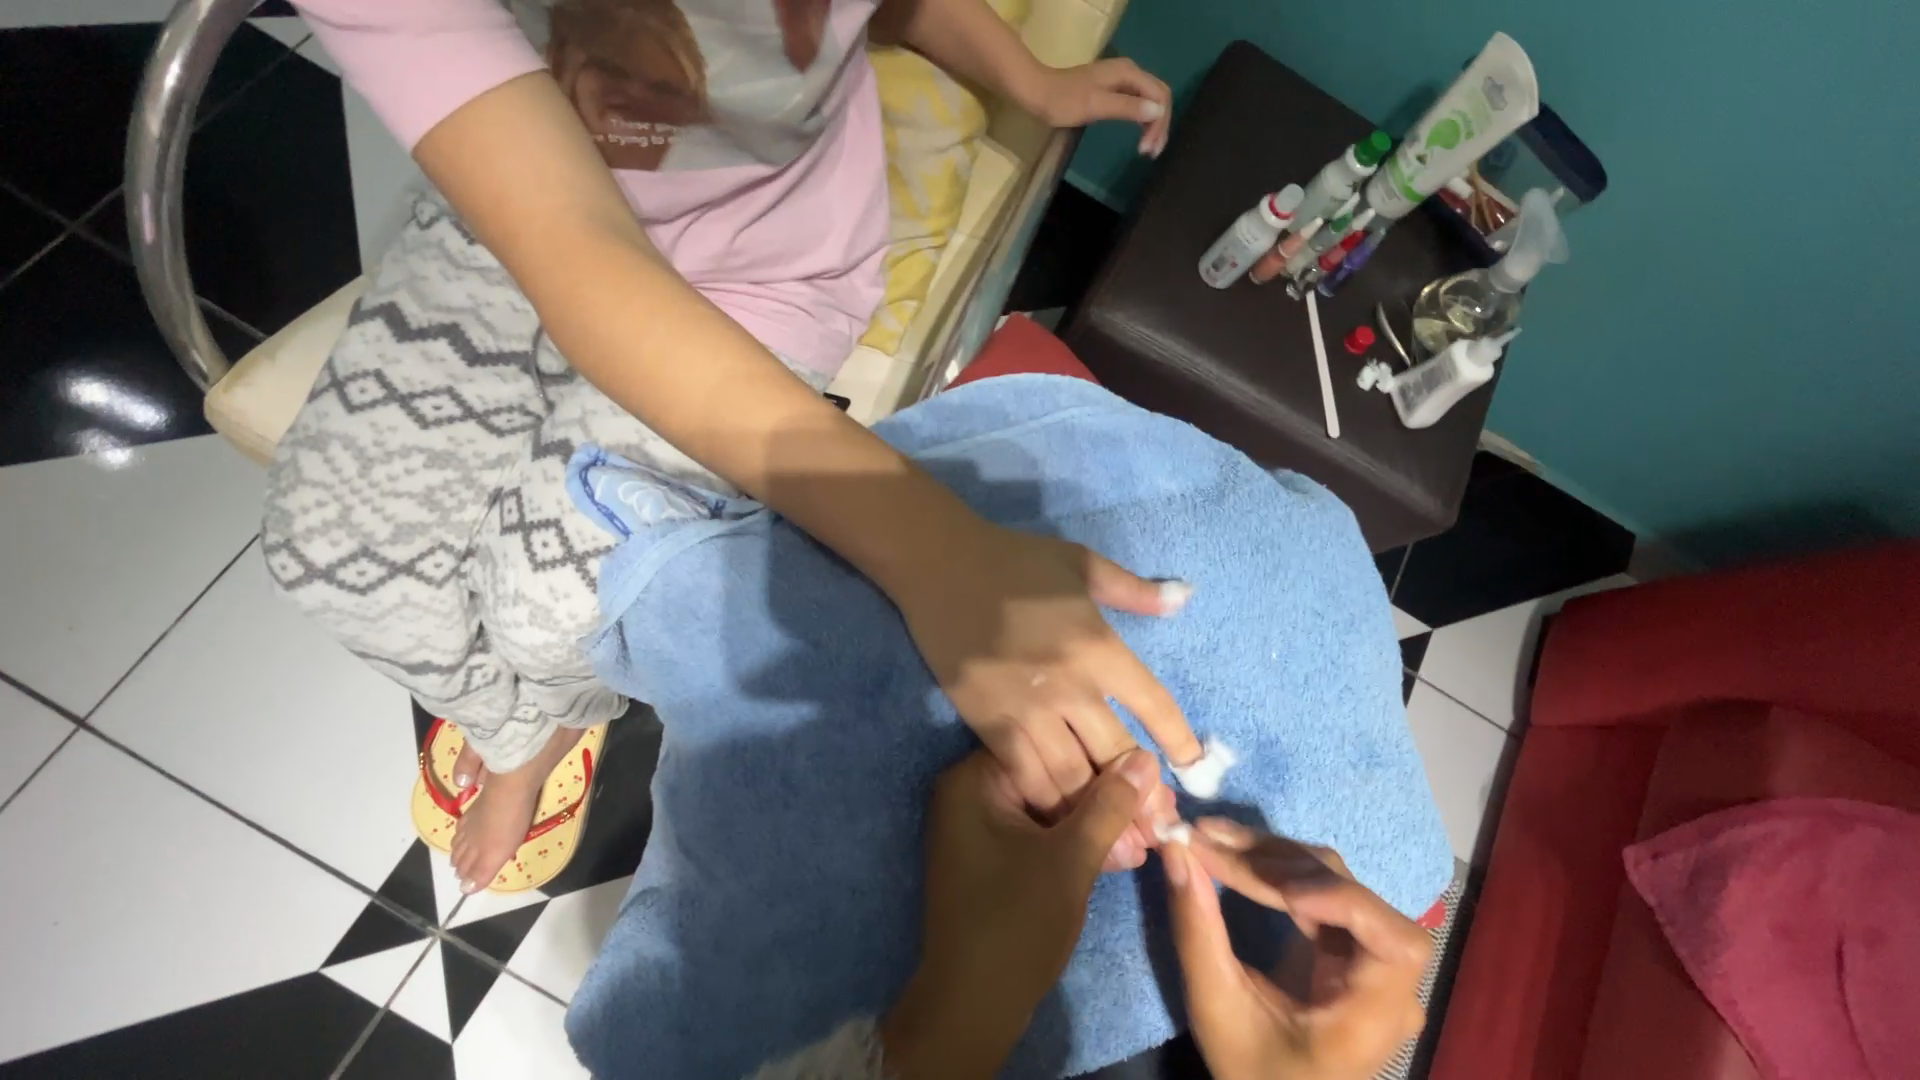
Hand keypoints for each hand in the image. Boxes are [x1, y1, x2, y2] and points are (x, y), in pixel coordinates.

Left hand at [882, 749, 1164, 1077]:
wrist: (973, 1005)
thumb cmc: (1016, 922)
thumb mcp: (1070, 858)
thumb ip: (1108, 805)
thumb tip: (1146, 757)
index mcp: (973, 778)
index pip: (1048, 745)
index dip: (1106, 760)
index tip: (1154, 778)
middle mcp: (968, 791)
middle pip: (1051, 776)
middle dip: (1106, 798)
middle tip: (1160, 811)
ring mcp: (976, 823)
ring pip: (1050, 807)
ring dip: (1097, 823)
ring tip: (1149, 838)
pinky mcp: (990, 853)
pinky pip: (1039, 831)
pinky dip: (1075, 841)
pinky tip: (1122, 853)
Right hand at [895, 520, 1200, 819]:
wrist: (941, 566)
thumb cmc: (1015, 561)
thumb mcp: (1081, 563)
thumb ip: (1134, 589)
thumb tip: (1184, 598)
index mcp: (1099, 646)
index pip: (1153, 703)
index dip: (1178, 741)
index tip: (1192, 767)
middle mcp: (1070, 685)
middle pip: (1115, 755)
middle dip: (1142, 798)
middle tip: (1158, 828)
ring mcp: (1026, 708)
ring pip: (1070, 777)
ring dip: (1096, 813)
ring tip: (1117, 841)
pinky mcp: (985, 721)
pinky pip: (1022, 773)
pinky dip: (1044, 801)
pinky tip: (1057, 819)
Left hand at [1026, 57, 1171, 157]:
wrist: (1038, 92)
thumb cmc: (1064, 101)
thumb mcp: (1096, 105)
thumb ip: (1126, 107)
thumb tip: (1157, 111)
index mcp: (1128, 73)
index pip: (1160, 96)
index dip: (1159, 123)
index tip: (1148, 150)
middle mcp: (1129, 73)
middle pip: (1158, 97)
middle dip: (1159, 125)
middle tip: (1152, 153)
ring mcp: (1120, 81)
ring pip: (1148, 101)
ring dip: (1152, 124)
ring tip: (1147, 149)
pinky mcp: (1111, 91)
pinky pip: (1136, 104)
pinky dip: (1141, 121)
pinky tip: (1139, 136)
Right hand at [1162, 820, 1431, 1079]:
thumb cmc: (1250, 1069)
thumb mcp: (1216, 1007)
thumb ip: (1197, 928)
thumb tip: (1175, 848)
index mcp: (1371, 1015)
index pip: (1398, 944)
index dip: (1347, 902)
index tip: (1280, 890)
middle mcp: (1384, 981)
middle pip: (1352, 895)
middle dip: (1280, 864)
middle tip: (1211, 842)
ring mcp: (1366, 958)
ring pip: (1331, 880)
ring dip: (1270, 856)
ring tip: (1212, 839)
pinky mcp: (1344, 943)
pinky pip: (1317, 890)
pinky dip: (1274, 871)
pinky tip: (1234, 858)